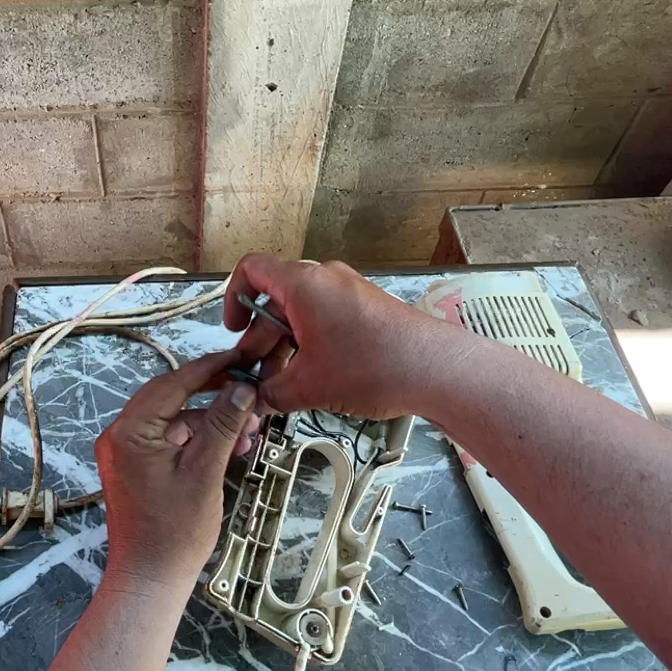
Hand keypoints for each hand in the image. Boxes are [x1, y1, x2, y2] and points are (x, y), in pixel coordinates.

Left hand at [94, 350, 259, 597]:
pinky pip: (167, 439)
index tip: (237, 358)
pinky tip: (229, 447)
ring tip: (248, 430)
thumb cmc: (174, 533)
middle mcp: (119, 435)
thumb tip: (242, 388)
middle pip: (170, 397)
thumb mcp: (205, 473)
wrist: (149, 581)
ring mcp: (125, 451)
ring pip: (173, 419)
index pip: (172, 384)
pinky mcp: (134, 465)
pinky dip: (196, 440)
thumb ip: (222, 425)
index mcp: (129, 432)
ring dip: (209, 422)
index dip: (208, 369)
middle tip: (247, 391)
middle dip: (212, 396)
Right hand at [224, 254, 477, 418]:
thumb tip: (258, 401)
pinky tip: (313, 380)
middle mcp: (324, 279)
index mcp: (302, 284)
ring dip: (285, 347)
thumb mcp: (309, 386)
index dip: (233, 298)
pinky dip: (310, 344)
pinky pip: (325, 318)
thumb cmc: (374, 366)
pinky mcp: (366, 308)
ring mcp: (348, 292)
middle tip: (255, 375)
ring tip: (284, 387)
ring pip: (300, 313)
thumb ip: (272, 392)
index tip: (234, 329)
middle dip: (260, 339)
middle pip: (275, 299)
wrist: (438, 370)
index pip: (251, 269)